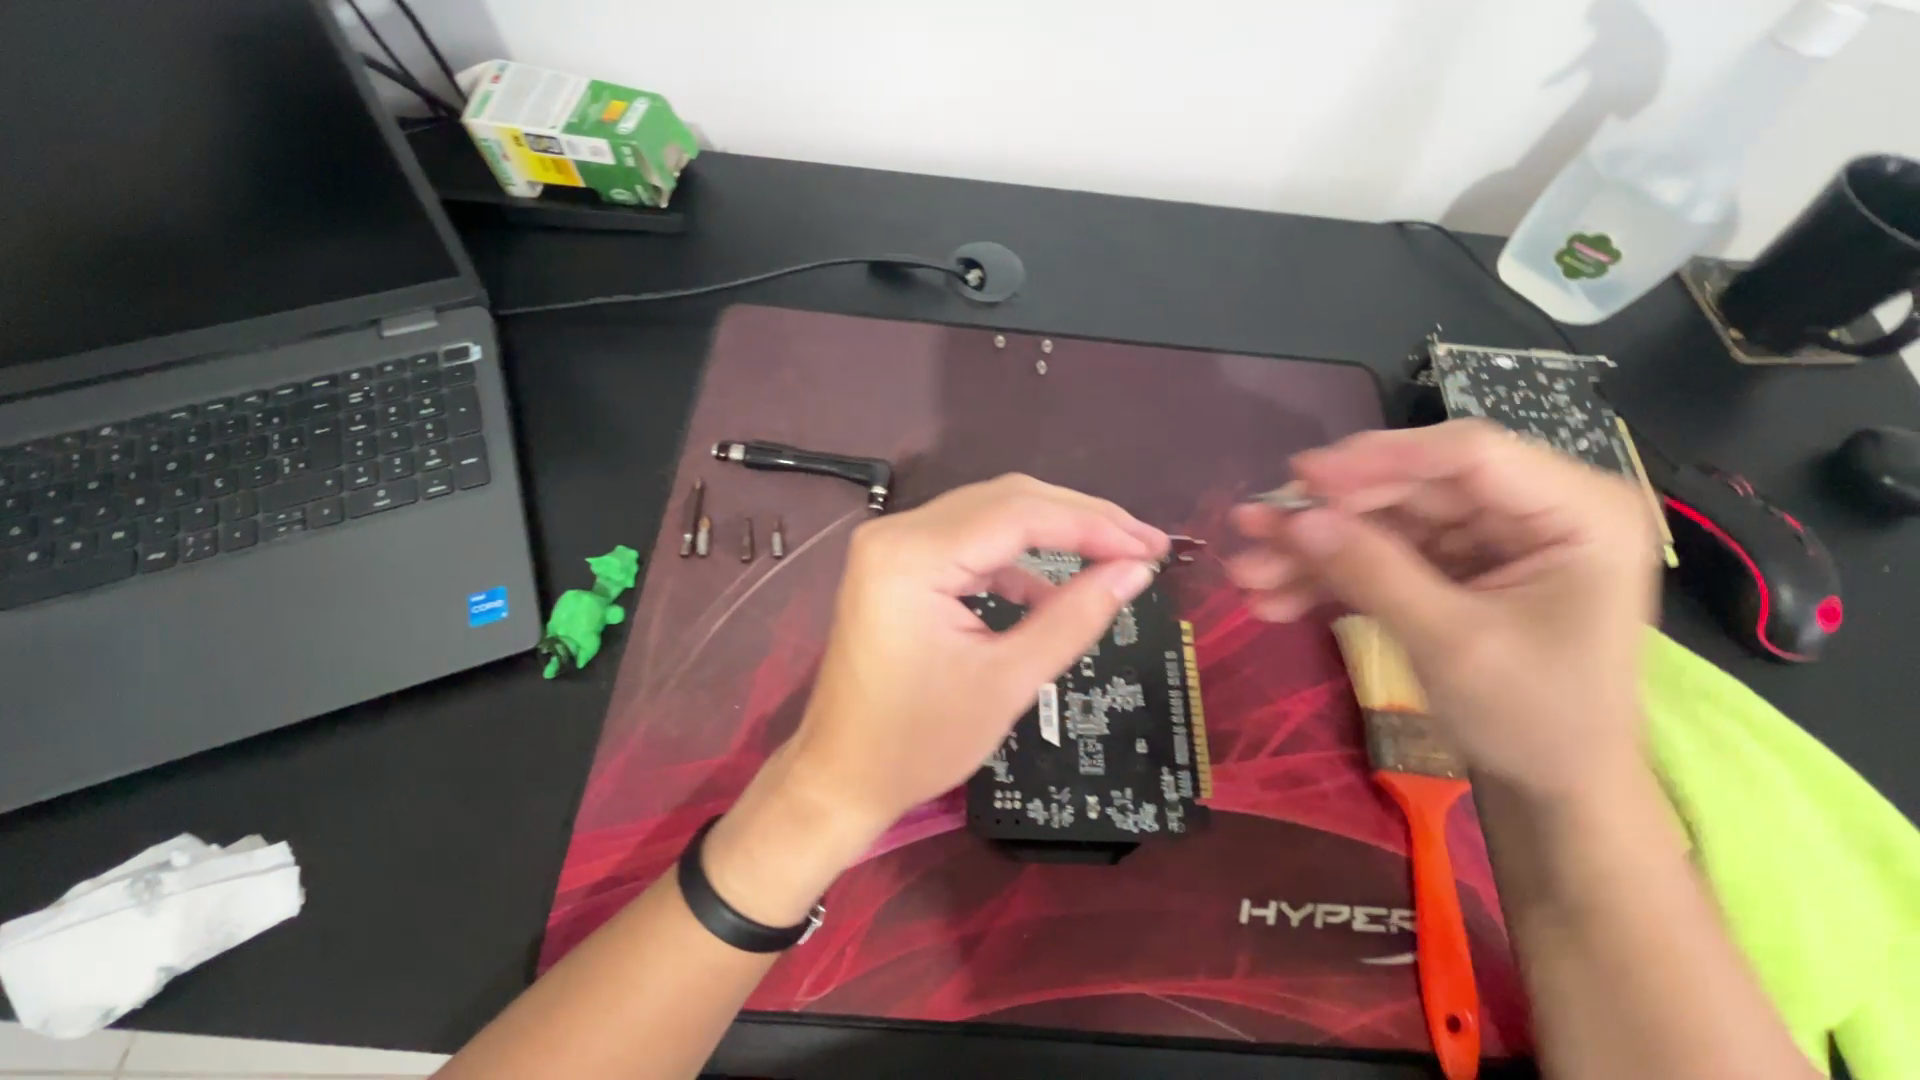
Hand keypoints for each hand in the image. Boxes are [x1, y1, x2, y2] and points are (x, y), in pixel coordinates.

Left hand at [791, 474, 1166, 822]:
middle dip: (1080, 519)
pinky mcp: (897, 565)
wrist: (841, 777)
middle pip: (1005, 501)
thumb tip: (1135, 572)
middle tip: (1144, 544)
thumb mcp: (1008, 681)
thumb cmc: (919, 742)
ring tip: (1113, 556)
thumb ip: (1074, 617)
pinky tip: (1053, 588)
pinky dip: (1015, 559)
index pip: (1019, 514)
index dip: (1094, 524)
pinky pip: (968, 544)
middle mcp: (895, 533)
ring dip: (1052, 533)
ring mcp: (892, 546)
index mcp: (911, 556)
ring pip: (990, 516)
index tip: (1152, 546)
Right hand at [1227, 420, 1659, 799]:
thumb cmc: (1536, 718)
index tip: (1300, 477)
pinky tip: (1274, 598)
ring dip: (1313, 549)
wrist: (1557, 787)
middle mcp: (1532, 509)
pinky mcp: (1454, 567)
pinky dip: (1329, 577)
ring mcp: (1488, 539)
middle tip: (1251, 526)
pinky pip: (1382, 556)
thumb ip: (1374, 573)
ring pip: (1383, 522)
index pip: (1467, 455)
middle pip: (1410, 487)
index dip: (1377, 459)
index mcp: (1576, 510)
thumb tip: (1294, 520)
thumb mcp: (1452, 644)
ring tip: (1246, 573)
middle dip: (1327, 514)